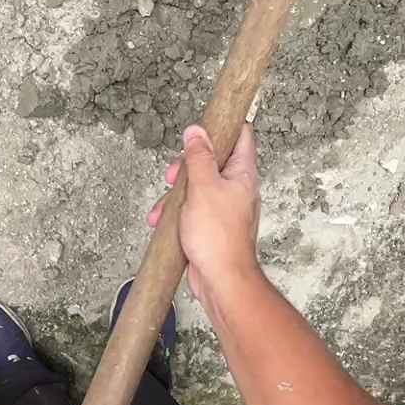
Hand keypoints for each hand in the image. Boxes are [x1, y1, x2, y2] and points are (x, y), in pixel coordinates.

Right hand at [147, 123, 261, 308]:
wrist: (220, 279)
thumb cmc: (218, 237)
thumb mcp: (203, 187)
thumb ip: (198, 157)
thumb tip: (196, 132)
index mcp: (242, 174)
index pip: (240, 136)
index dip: (221, 126)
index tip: (202, 124)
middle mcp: (236, 188)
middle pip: (210, 162)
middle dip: (186, 167)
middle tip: (174, 175)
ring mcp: (223, 208)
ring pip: (196, 188)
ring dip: (175, 196)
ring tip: (162, 209)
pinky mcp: (210, 225)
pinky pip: (191, 210)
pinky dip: (175, 214)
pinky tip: (162, 222)